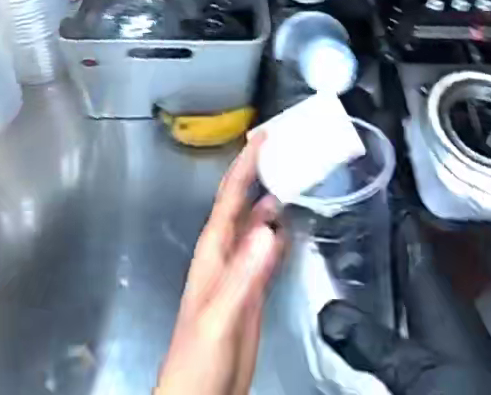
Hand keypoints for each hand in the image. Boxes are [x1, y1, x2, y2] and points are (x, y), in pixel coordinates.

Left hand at [155, 137, 286, 394]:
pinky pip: (265, 251)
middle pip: (243, 201)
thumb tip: (271, 227)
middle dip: (259, 171)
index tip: (263, 134)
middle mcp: (225, 251)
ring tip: (292, 174)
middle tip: (283, 144)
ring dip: (271, 198)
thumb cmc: (198, 356)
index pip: (232, 195)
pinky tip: (290, 226)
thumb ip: (245, 274)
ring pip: (255, 223)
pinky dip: (278, 233)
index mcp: (214, 248)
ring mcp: (238, 271)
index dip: (247, 163)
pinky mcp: (250, 292)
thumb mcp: (221, 314)